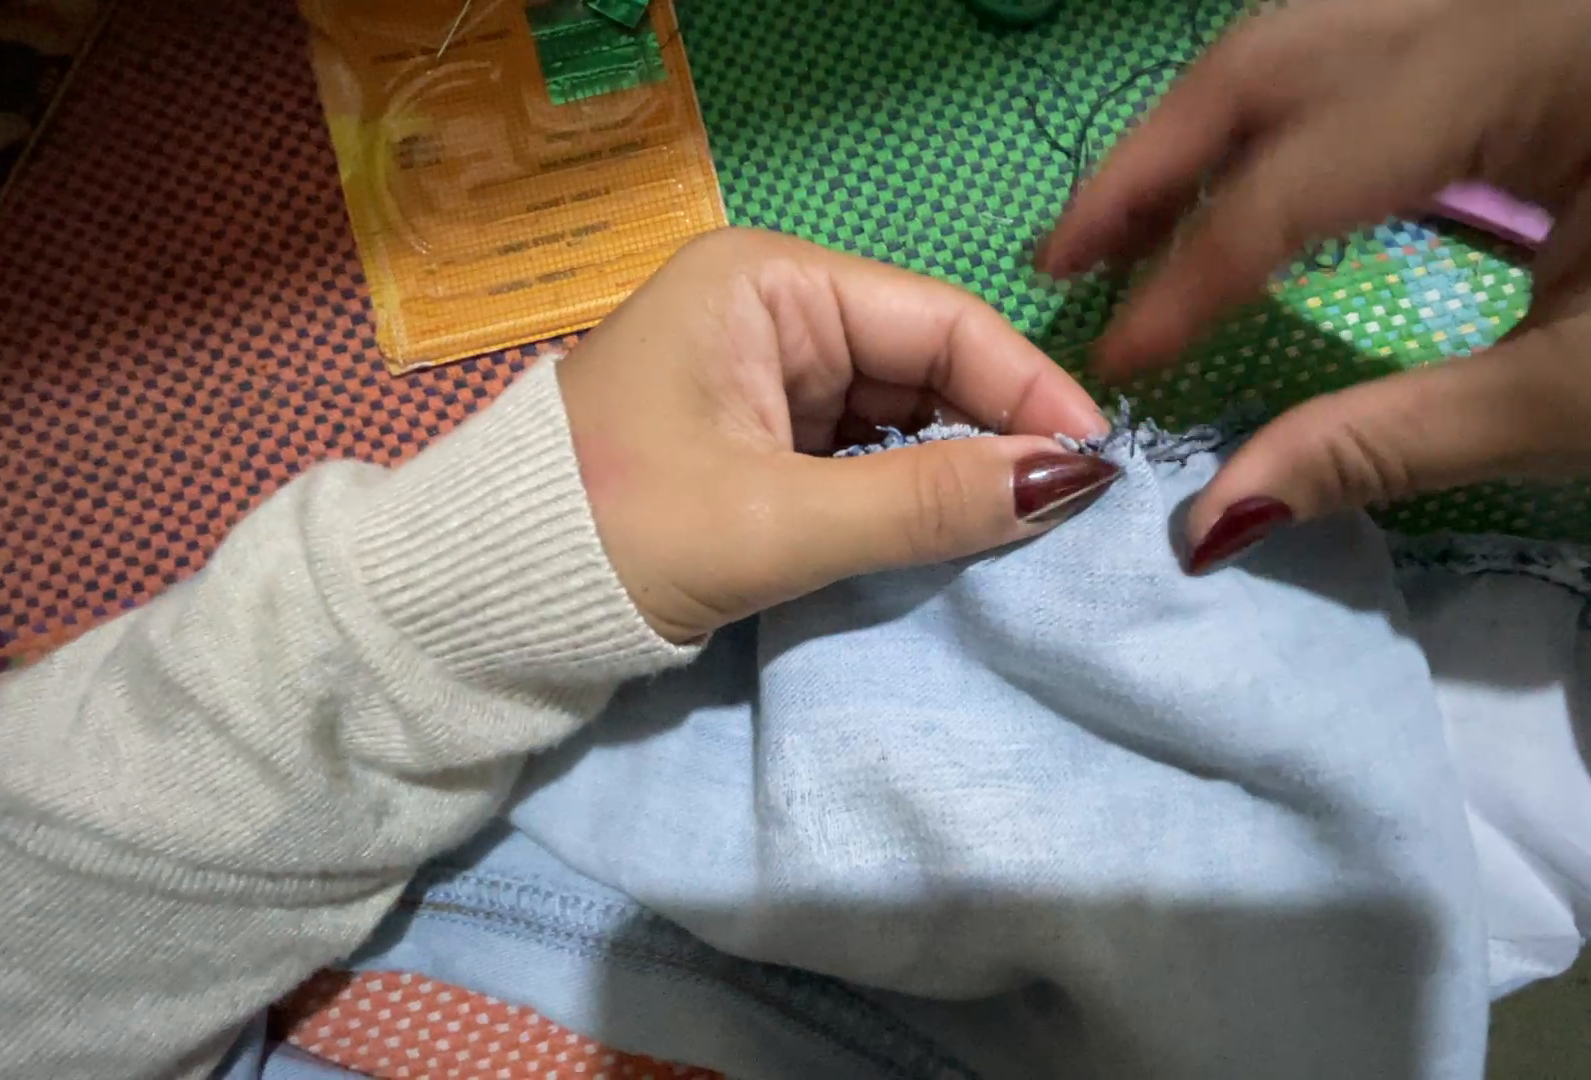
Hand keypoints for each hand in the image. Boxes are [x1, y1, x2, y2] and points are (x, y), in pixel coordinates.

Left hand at [556, 229, 1113, 641]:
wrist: (494, 603)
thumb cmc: (617, 534)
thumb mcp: (775, 520)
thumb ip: (921, 502)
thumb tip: (1064, 484)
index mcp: (768, 287)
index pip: (935, 323)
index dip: (1026, 387)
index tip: (1096, 456)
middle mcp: (775, 316)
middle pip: (924, 366)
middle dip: (996, 431)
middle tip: (1068, 502)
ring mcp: (771, 379)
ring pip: (901, 415)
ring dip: (958, 466)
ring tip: (1024, 519)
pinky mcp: (766, 438)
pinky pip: (865, 454)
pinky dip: (910, 490)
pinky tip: (954, 523)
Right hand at [1038, 0, 1590, 569]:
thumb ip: (1383, 447)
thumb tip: (1213, 522)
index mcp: (1576, 43)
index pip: (1311, 169)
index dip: (1193, 274)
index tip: (1115, 362)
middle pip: (1271, 52)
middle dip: (1146, 167)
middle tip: (1059, 263)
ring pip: (1292, 36)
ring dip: (1182, 140)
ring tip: (1108, 232)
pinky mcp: (1511, 14)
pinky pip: (1341, 52)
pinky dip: (1251, 128)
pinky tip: (1208, 188)